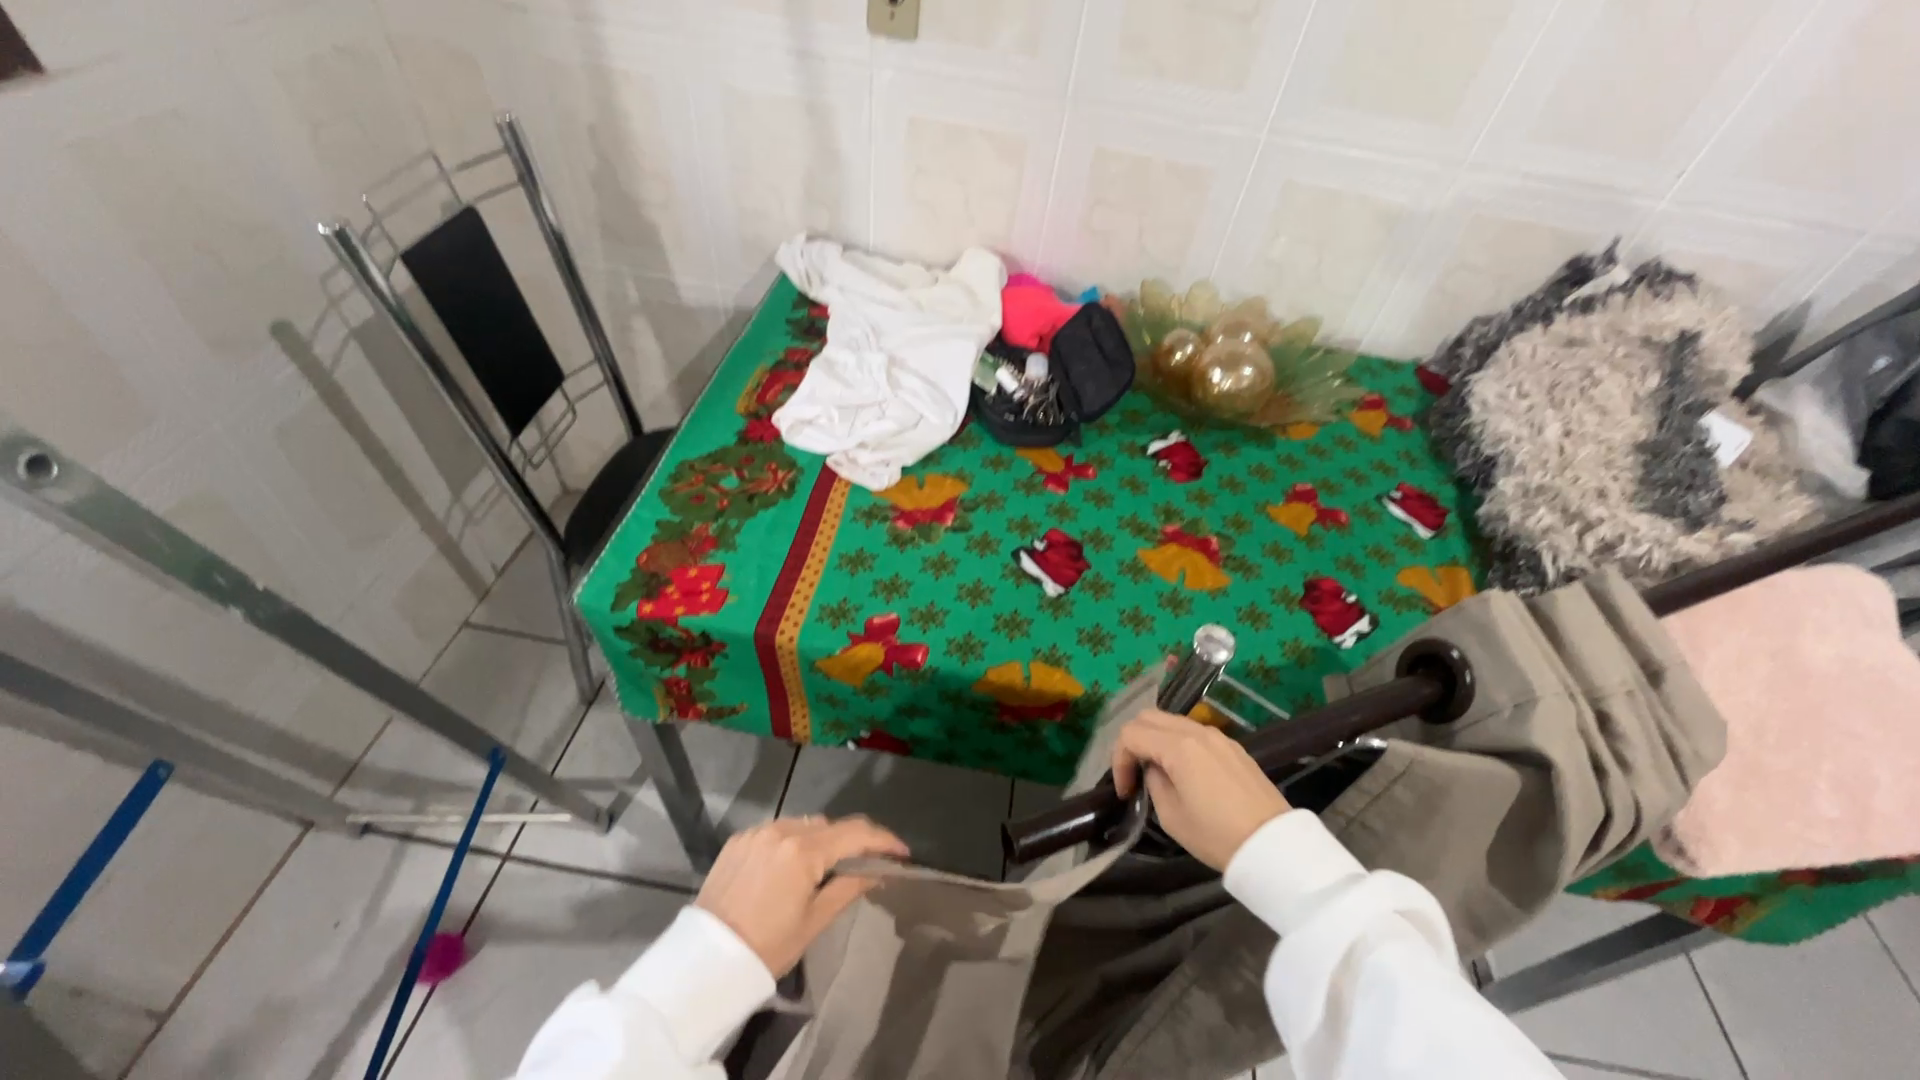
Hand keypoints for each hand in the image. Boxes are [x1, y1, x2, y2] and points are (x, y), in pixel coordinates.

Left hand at [695, 816, 908, 975]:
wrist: (707, 959)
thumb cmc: (768, 945)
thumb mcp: (815, 920)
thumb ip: (849, 887)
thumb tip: (878, 872)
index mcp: (804, 851)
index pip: (856, 833)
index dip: (884, 840)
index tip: (901, 852)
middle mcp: (781, 830)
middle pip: (830, 825)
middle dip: (851, 840)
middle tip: (866, 864)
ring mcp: (757, 832)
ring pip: (802, 824)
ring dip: (821, 839)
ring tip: (827, 867)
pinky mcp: (738, 840)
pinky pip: (776, 831)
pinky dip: (792, 842)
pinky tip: (792, 867)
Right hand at [1111, 709, 1290, 870]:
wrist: (1272, 845)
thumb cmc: (1216, 835)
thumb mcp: (1171, 816)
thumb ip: (1154, 783)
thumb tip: (1155, 770)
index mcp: (1178, 747)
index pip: (1131, 734)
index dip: (1119, 760)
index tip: (1125, 791)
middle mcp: (1197, 732)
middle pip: (1149, 717)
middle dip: (1133, 742)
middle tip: (1134, 774)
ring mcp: (1218, 736)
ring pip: (1173, 721)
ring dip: (1156, 740)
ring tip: (1157, 773)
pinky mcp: (1233, 747)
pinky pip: (1195, 733)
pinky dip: (1178, 743)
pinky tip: (1184, 772)